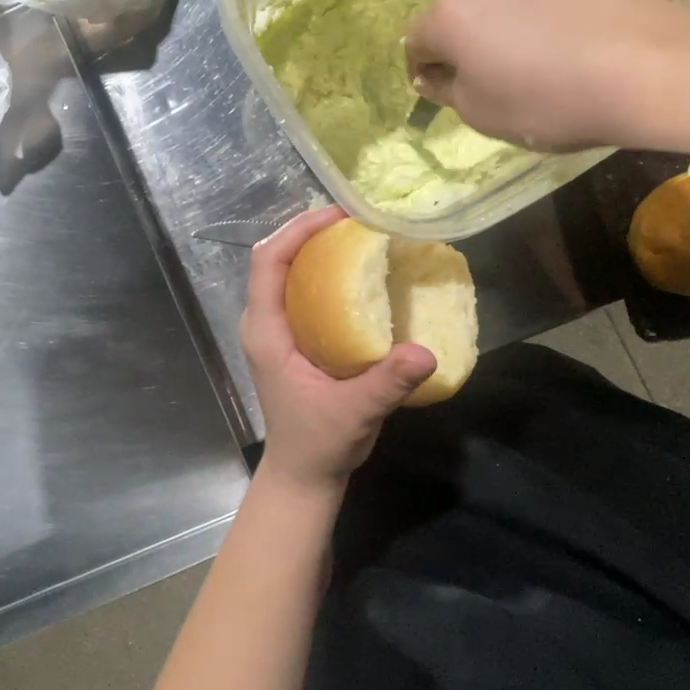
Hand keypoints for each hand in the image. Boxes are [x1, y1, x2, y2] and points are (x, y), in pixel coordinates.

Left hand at [240, 207, 437, 494]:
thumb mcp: (354, 413)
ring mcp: (276, 328)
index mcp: (265, 332)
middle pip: (276, 257)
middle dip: (310, 231)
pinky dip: (325, 271)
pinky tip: (360, 270)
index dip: (297, 231)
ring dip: (318, 248)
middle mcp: (264, 322)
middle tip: (356, 219)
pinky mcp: (291, 336)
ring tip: (360, 234)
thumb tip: (425, 353)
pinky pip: (302, 289)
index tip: (337, 216)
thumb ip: (386, 384)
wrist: (305, 473)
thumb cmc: (319, 443)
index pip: (267, 262)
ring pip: (288, 271)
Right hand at [406, 0, 689, 151]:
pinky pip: (537, 1)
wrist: (650, 69)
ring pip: (498, 6)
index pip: (415, 41)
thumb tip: (436, 75)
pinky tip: (564, 53)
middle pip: (457, 17)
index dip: (423, 71)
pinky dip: (537, 24)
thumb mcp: (481, 114)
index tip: (442, 96)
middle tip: (488, 84)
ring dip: (501, 33)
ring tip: (532, 69)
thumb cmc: (548, 101)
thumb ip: (446, 91)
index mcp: (449, 13)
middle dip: (463, 47)